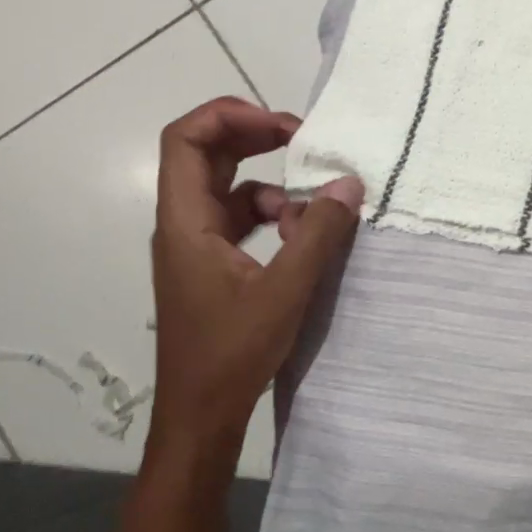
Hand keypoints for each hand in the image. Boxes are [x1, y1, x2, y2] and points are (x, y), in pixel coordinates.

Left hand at [150, 97, 361, 457]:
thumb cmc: (233, 352)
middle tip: (306, 142)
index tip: (284, 127)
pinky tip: (298, 238)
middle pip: (207, 154)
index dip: (231, 116)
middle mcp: (183, 224)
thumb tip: (349, 183)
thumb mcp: (285, 289)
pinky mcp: (211, 266)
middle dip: (256, 139)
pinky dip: (271, 216)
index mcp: (185, 221)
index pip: (186, 139)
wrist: (200, 415)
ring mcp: (195, 245)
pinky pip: (238, 218)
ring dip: (271, 185)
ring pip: (227, 188)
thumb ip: (319, 233)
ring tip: (311, 208)